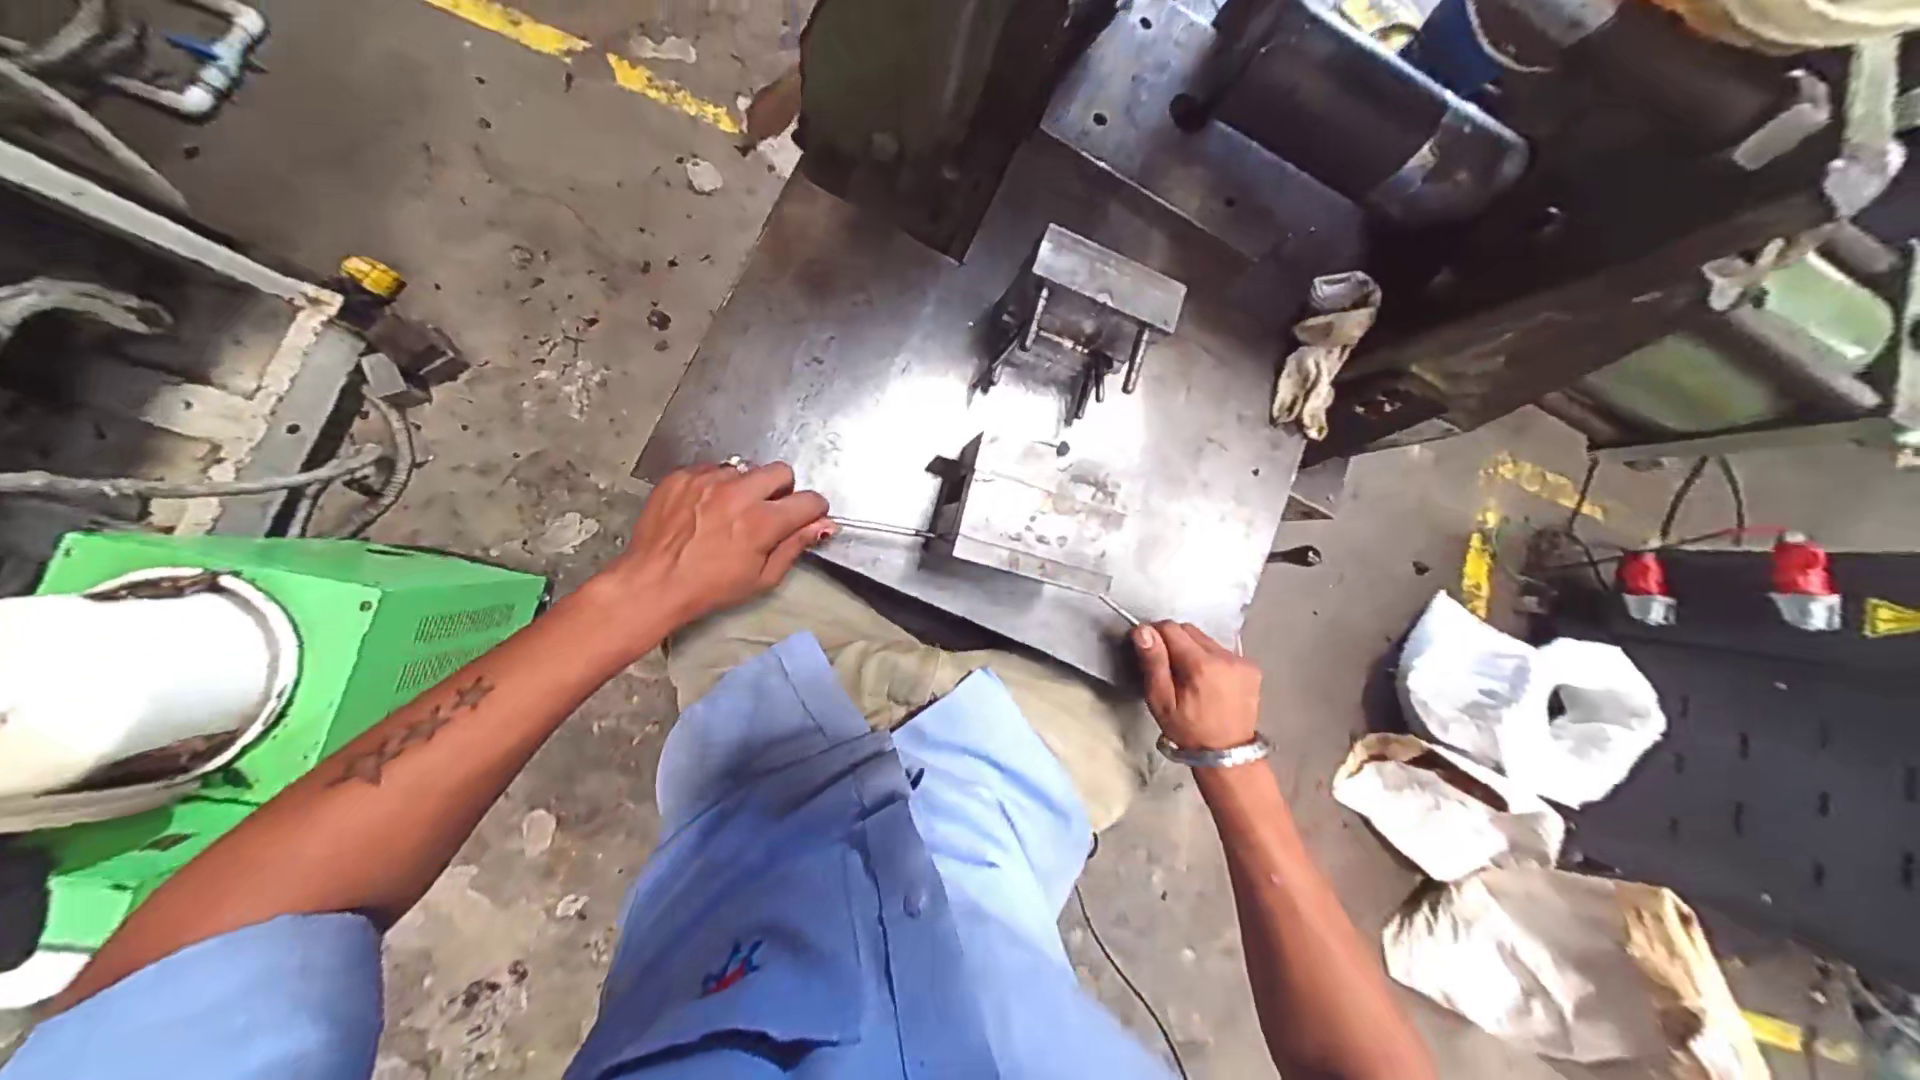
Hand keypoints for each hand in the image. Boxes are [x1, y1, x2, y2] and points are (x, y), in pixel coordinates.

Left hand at [604, 461, 832, 627]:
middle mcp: (737, 493)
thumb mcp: (762, 577)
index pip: (809, 500)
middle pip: (780, 472)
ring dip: (745, 487)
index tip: (806, 518)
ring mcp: (707, 480)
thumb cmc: (709, 587)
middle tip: (767, 512)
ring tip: (729, 512)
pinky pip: (712, 469)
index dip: (813, 510)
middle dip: (781, 490)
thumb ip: (796, 545)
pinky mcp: (683, 476)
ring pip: (745, 470)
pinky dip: (716, 485)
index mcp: (762, 521)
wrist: (653, 582)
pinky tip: (706, 508)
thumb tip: (823, 525)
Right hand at [1132, 621, 1260, 751]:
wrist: (1227, 754)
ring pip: (1205, 639)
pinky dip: (1210, 657)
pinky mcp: (1251, 666)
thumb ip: (1153, 662)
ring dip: (1192, 649)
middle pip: (1189, 630)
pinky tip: (1208, 679)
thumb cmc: (1188, 729)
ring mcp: (1241, 660)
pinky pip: (1221, 650)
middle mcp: (1225, 656)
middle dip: (1173, 641)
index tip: (1149, 651)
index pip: (1171, 628)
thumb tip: (1143, 630)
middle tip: (1167, 667)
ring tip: (1188, 675)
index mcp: (1200, 664)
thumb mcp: (1161, 700)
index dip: (1155, 635)